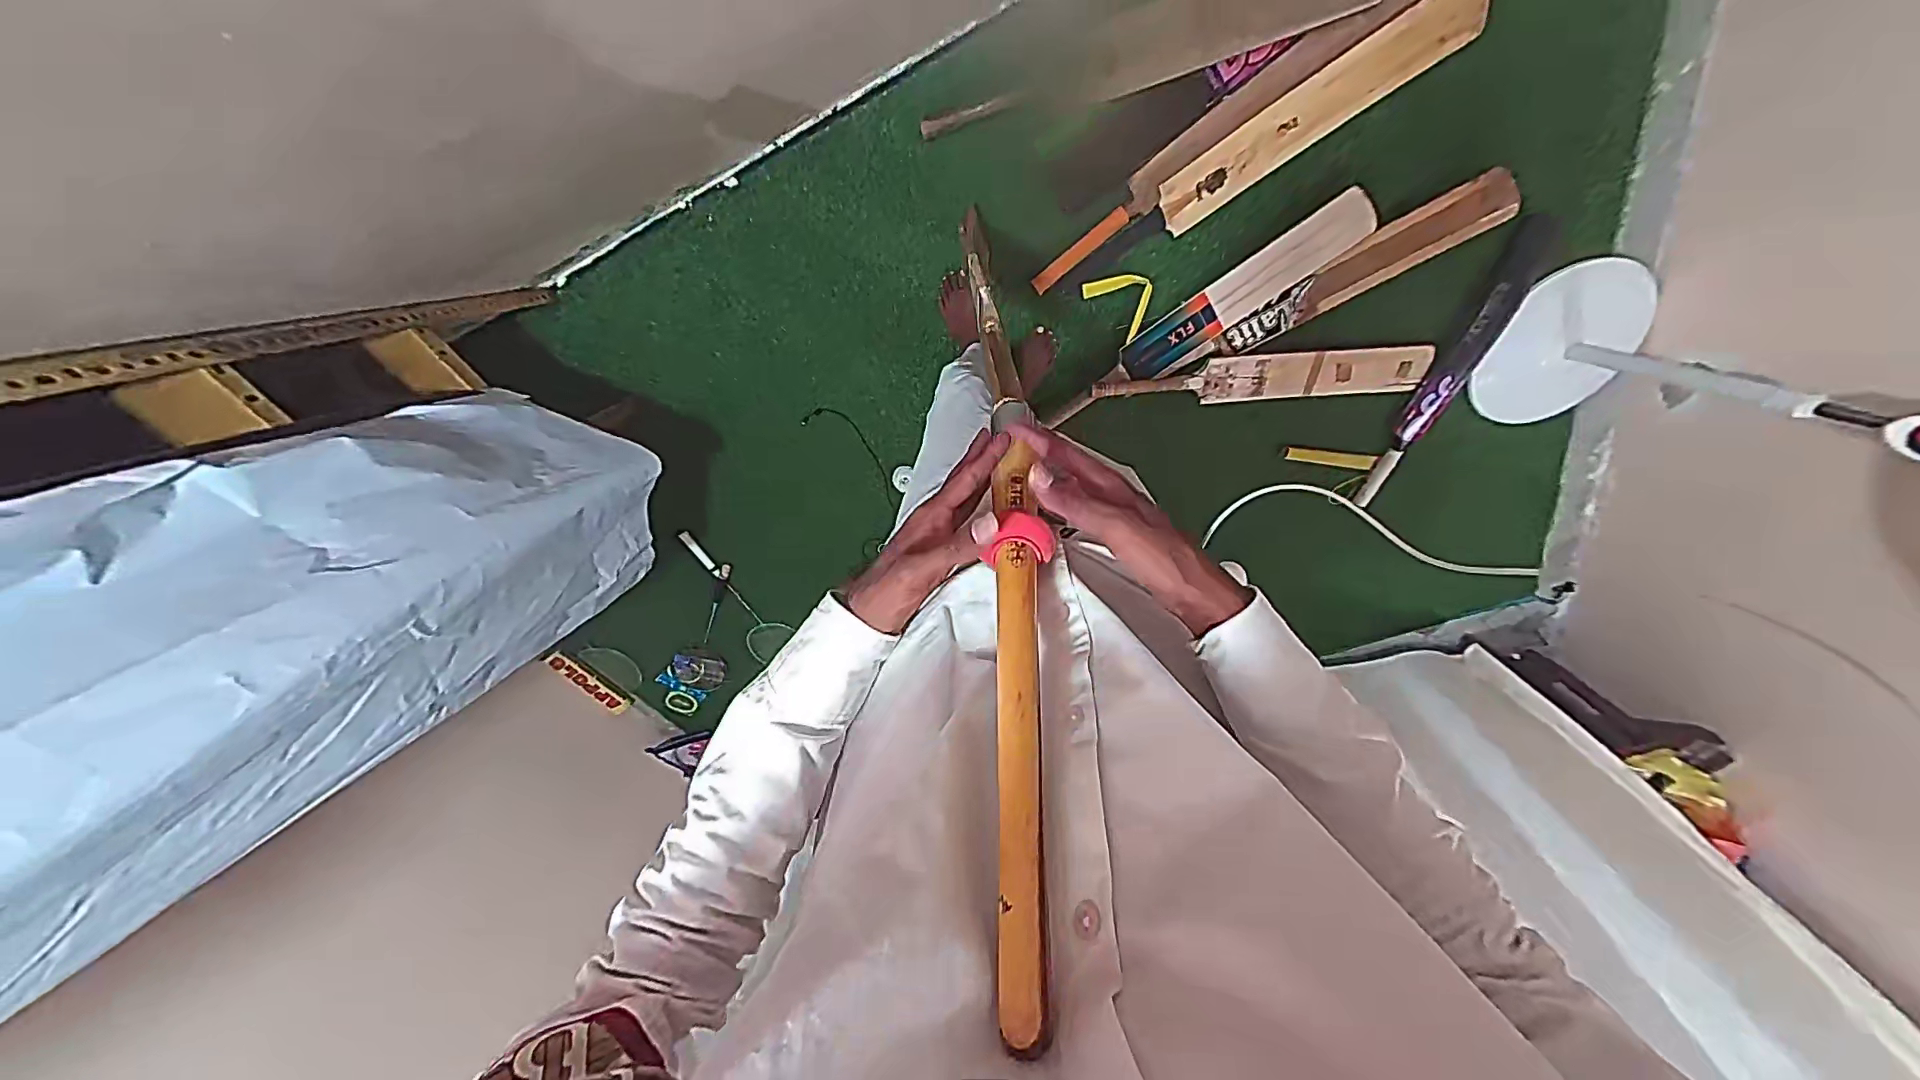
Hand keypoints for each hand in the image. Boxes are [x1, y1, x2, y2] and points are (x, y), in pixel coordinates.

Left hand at [844, 429, 1007, 633]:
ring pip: (965, 498)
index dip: (985, 459)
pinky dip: (979, 506)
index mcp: (930, 518)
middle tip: (999, 437)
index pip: (964, 482)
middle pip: (963, 482)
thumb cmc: (886, 590)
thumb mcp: (924, 568)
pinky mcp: (938, 549)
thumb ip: (957, 546)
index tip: (1003, 438)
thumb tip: (991, 524)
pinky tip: (985, 509)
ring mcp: (936, 534)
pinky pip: (965, 519)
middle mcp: (934, 520)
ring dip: (981, 479)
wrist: (867, 612)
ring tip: (994, 463)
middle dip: (981, 458)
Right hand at [1010, 423, 1251, 635]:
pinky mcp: (1114, 534)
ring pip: (1073, 487)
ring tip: (1023, 476)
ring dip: (1047, 479)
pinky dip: (1057, 506)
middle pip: (1070, 465)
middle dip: (1041, 452)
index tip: (1015, 430)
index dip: (1041, 439)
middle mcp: (1113, 496)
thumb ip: (1078, 503)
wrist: (1195, 594)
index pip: (1070, 454)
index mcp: (1114, 487)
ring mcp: (1114, 514)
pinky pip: (1076, 511)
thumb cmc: (1166, 561)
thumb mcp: (1117, 528)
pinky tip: (1051, 514)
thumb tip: (1041, 477)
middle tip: (1013, 448)